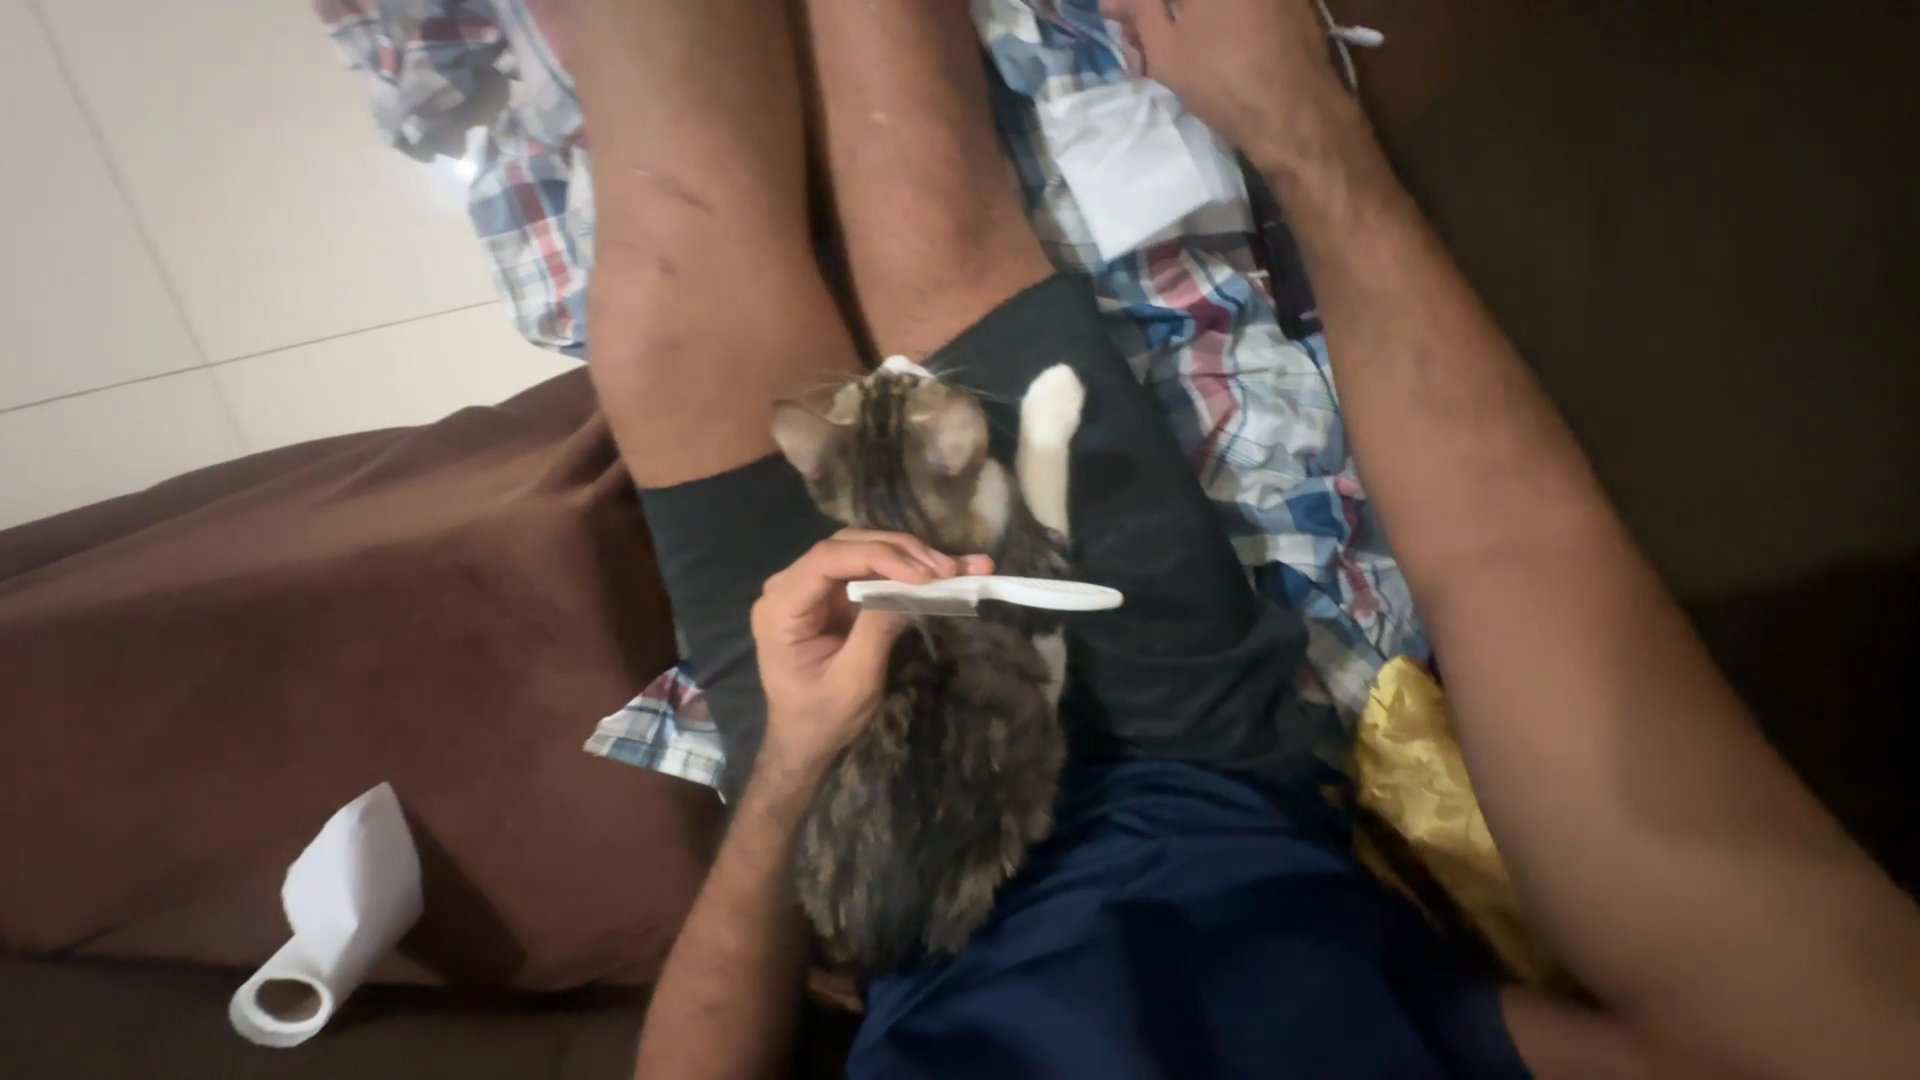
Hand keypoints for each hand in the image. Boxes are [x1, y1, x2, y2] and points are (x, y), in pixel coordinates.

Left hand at [751, 530, 991, 775]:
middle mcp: (789, 586)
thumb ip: (876, 631)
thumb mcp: (854, 681)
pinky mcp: (833, 593)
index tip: (924, 574)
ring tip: (951, 569)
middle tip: (947, 569)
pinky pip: (869, 568)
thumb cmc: (822, 717)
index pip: (827, 559)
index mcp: (780, 608)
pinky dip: (904, 568)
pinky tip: (940, 571)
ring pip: (862, 549)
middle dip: (901, 552)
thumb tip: (911, 589)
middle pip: (847, 546)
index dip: (878, 556)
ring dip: (908, 555)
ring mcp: (811, 586)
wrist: (806, 740)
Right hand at [1102, 0, 1361, 173]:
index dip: (1132, 7)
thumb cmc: (1221, 79)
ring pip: (1208, 3)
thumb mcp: (1166, 49)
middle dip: (1155, 12)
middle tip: (1140, 48)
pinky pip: (1238, 5)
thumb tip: (1113, 0)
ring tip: (1167, 55)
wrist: (1291, 107)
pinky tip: (1204, 46)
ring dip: (1181, 16)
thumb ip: (1139, 12)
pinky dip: (1215, 17)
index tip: (1115, 20)